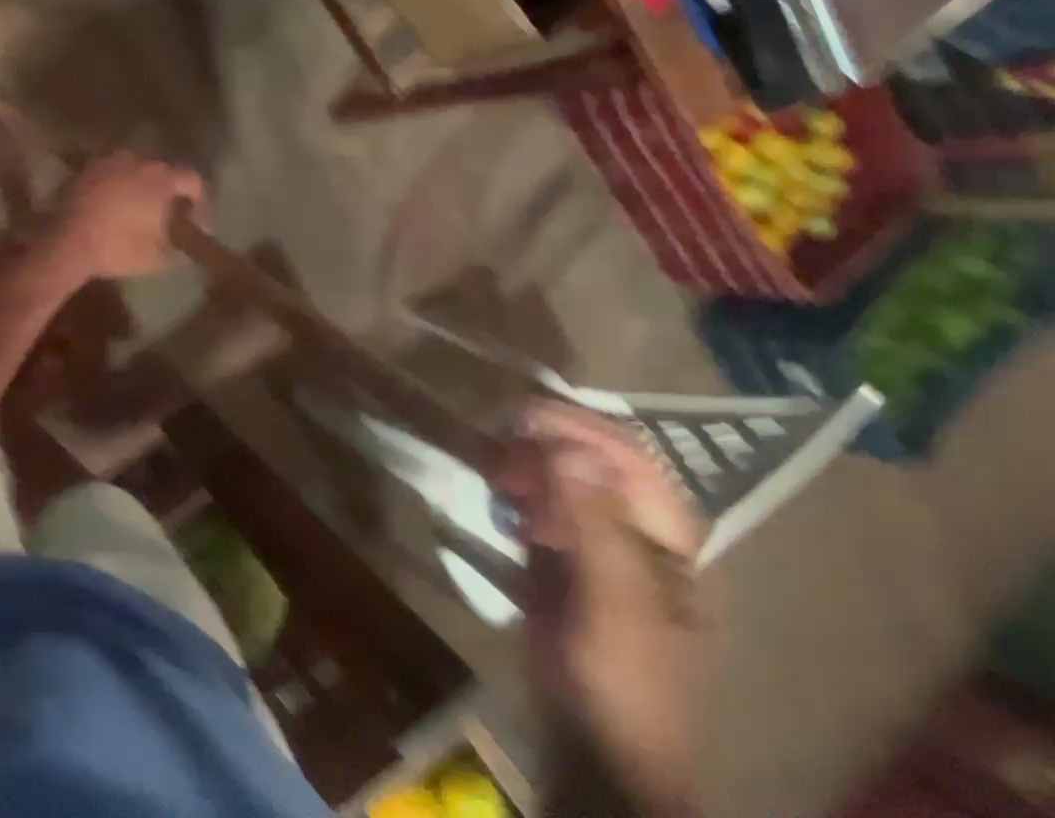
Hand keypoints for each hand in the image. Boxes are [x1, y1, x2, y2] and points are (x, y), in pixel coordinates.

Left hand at [44, 153, 206, 280]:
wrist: (67, 242)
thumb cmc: (118, 247)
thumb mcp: (157, 257)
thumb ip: (178, 247)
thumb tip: (184, 245)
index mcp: (162, 180)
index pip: (194, 181)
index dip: (200, 201)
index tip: (196, 221)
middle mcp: (139, 161)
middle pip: (165, 171)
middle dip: (170, 191)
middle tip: (169, 213)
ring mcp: (110, 161)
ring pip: (136, 168)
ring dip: (142, 185)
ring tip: (139, 207)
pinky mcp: (86, 168)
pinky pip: (112, 172)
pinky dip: (118, 185)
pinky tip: (114, 204)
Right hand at [503, 401, 711, 815]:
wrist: (596, 749)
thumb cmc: (622, 680)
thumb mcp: (614, 605)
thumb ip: (595, 526)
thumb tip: (569, 449)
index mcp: (669, 539)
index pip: (630, 463)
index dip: (582, 431)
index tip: (525, 413)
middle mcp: (637, 535)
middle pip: (598, 468)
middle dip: (551, 445)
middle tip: (501, 439)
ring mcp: (598, 552)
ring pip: (566, 489)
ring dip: (532, 468)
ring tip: (495, 466)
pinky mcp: (562, 570)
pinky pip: (542, 518)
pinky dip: (519, 499)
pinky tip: (498, 498)